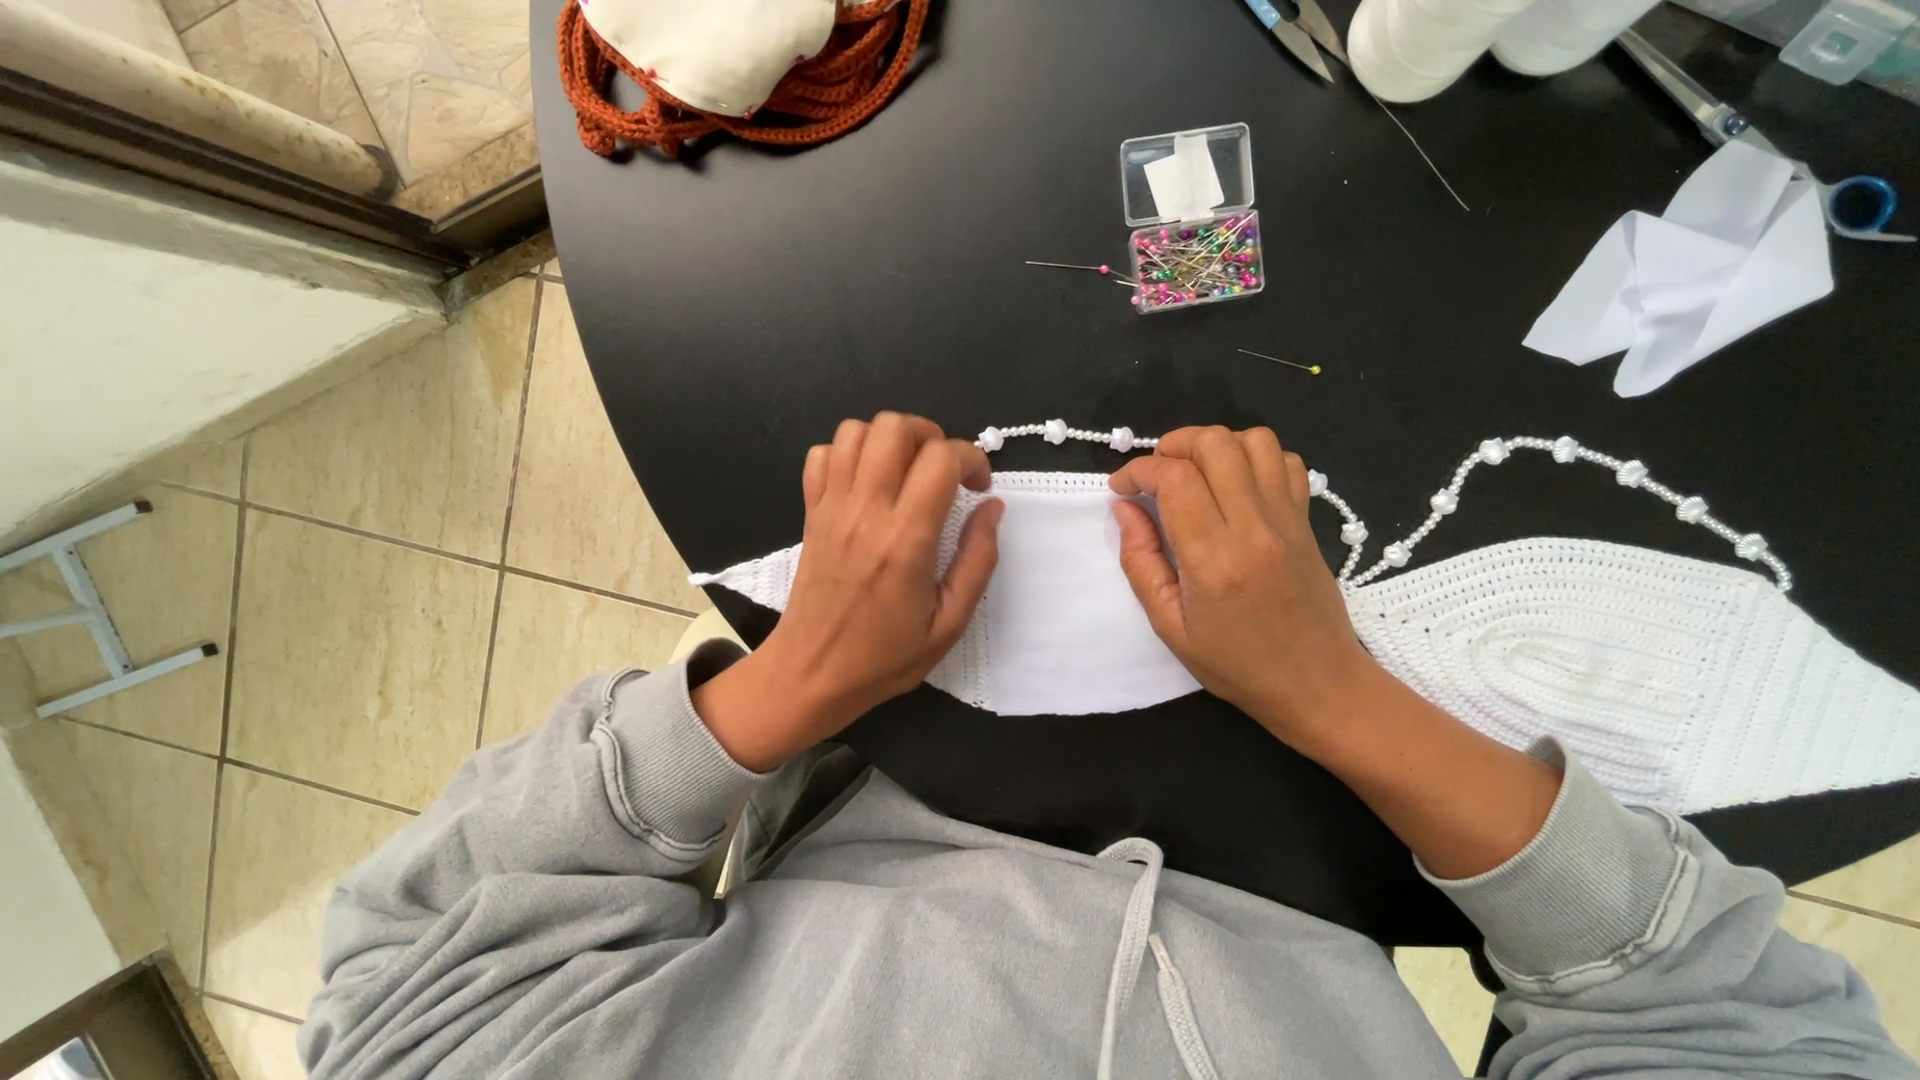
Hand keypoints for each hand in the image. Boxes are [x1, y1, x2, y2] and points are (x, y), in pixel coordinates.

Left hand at [693, 413, 1002, 770]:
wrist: (812, 673)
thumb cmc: (886, 656)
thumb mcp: (950, 622)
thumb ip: (978, 560)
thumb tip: (993, 506)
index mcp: (905, 539)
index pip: (941, 458)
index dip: (972, 459)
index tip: (978, 488)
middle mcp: (865, 511)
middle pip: (895, 427)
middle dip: (932, 436)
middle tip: (944, 473)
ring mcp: (832, 507)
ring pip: (856, 430)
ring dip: (891, 439)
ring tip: (908, 471)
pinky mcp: (811, 512)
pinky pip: (823, 454)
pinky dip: (849, 453)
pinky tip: (868, 482)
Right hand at [1113, 426, 1561, 878]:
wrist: (1318, 684)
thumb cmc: (1236, 666)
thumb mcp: (1170, 627)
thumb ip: (1141, 563)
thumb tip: (1124, 509)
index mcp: (1214, 560)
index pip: (1175, 478)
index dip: (1139, 469)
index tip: (1120, 488)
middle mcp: (1255, 528)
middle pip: (1214, 444)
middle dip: (1173, 445)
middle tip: (1156, 474)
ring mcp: (1287, 520)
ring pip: (1253, 441)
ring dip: (1215, 445)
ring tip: (1195, 472)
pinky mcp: (1307, 520)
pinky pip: (1286, 461)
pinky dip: (1255, 458)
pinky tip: (1236, 485)